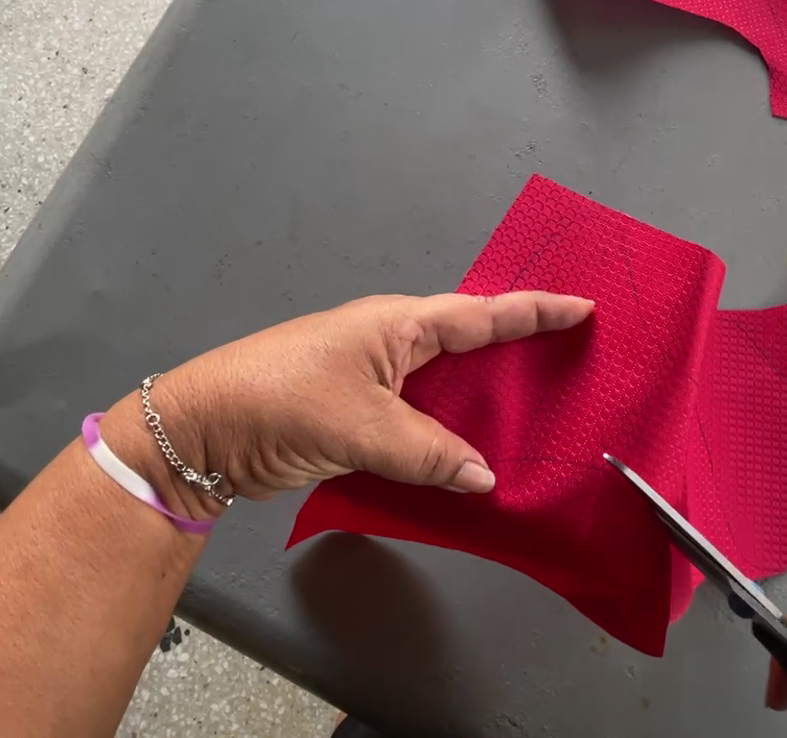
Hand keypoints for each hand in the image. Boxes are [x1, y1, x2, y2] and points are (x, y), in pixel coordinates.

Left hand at [101, 292, 593, 519]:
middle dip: (520, 346)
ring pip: (448, 381)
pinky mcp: (362, 410)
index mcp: (398, 324)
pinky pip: (424, 414)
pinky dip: (453, 429)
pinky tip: (473, 450)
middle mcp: (393, 342)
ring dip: (487, 394)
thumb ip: (428, 452)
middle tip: (572, 357)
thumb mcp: (360, 426)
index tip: (583, 308)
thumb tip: (486, 477)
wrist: (203, 429)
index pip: (482, 314)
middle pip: (470, 341)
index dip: (534, 311)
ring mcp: (377, 376)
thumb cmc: (282, 402)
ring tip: (539, 407)